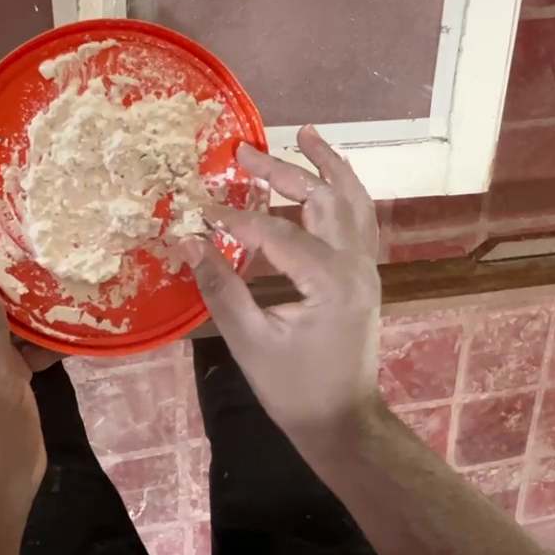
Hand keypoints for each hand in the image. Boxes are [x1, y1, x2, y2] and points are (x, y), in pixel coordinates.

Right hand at [181, 126, 383, 448]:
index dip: (234, 218)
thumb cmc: (294, 388)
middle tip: (243, 151)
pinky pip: (358, 219)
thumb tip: (189, 242)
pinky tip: (326, 177)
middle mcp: (356, 264)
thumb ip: (220, 288)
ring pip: (351, 201)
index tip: (198, 210)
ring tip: (306, 134)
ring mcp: (366, 267)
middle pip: (322, 199)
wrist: (342, 420)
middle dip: (282, 171)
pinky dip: (342, 191)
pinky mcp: (363, 274)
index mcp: (331, 281)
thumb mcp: (250, 341)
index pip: (276, 233)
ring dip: (326, 167)